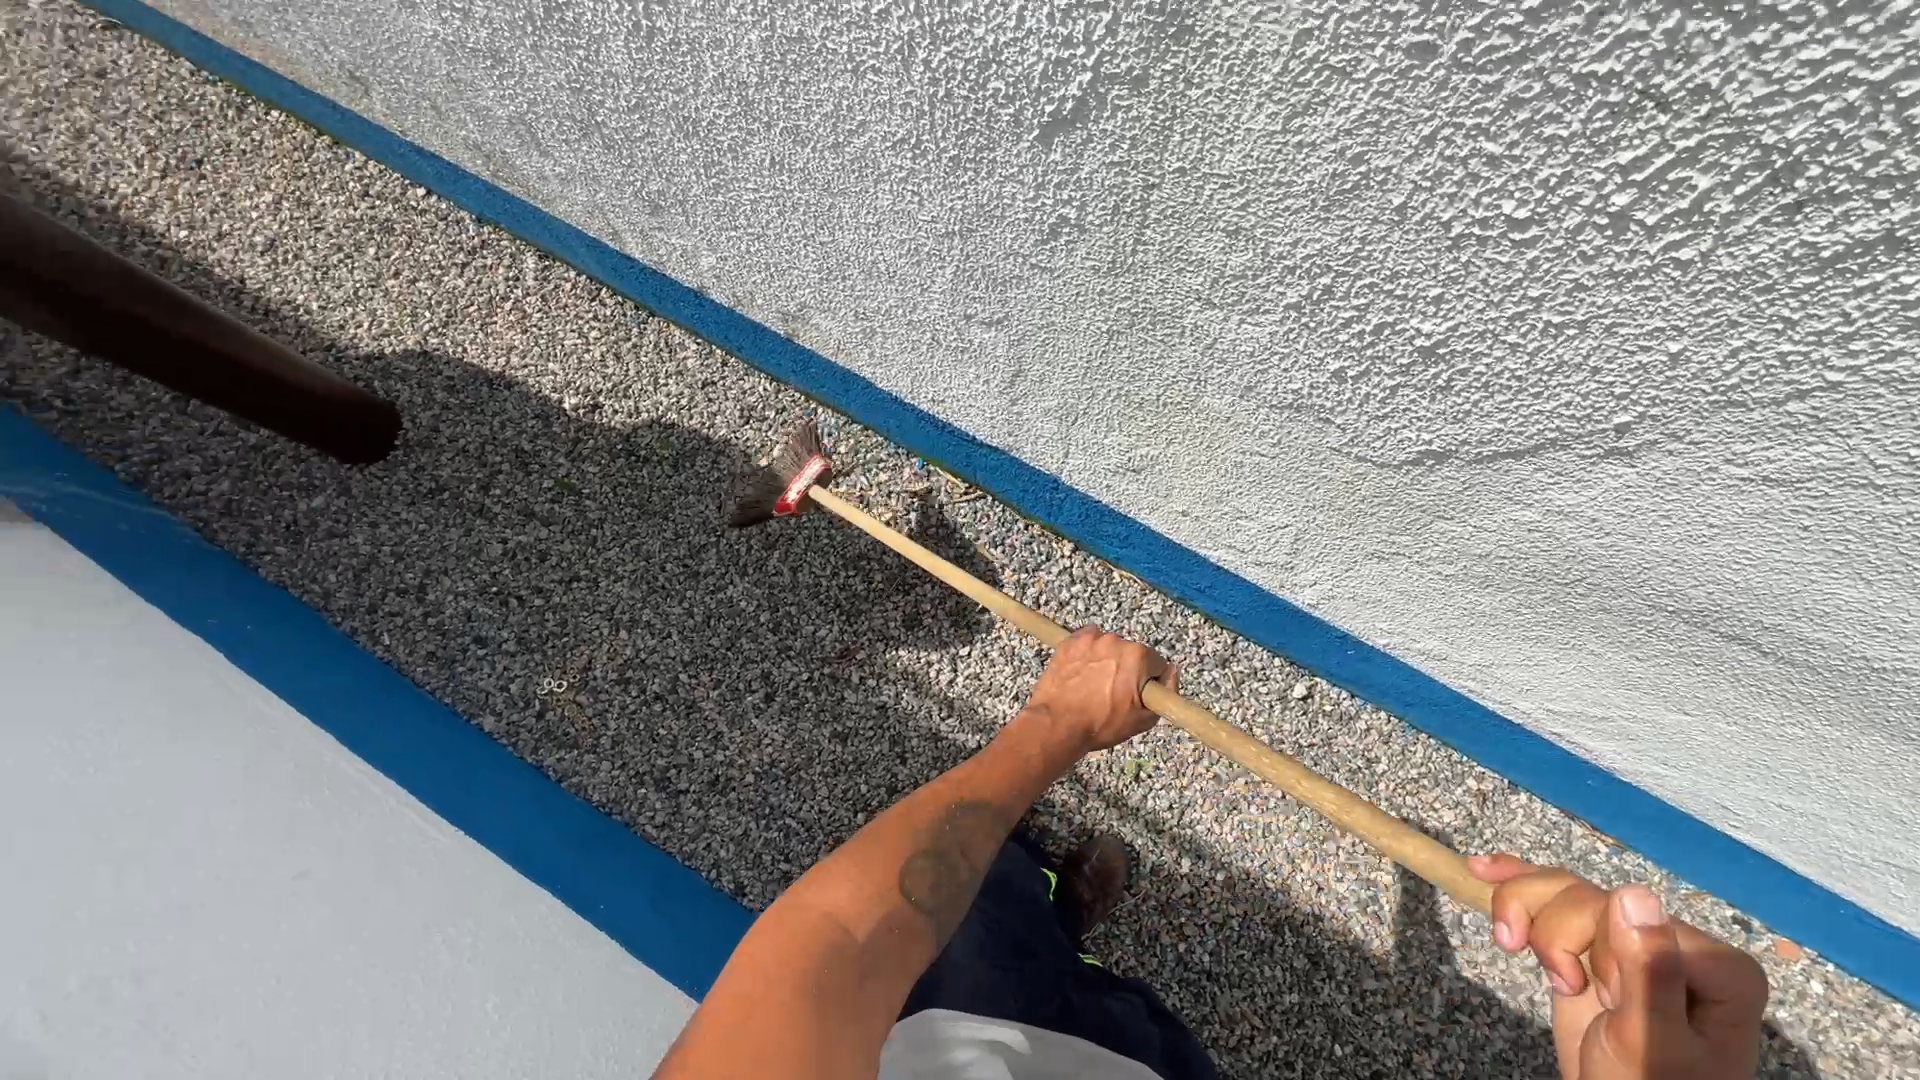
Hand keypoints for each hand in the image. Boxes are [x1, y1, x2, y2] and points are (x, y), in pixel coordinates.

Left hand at [1020, 625, 1171, 753]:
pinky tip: (1082, 671)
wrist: (1058, 723)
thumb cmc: (1101, 723)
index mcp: (1139, 656)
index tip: (1136, 695)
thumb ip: (1166, 692)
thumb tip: (1172, 671)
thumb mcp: (1144, 718)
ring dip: (1106, 660)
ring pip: (1108, 647)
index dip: (1149, 682)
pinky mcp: (1070, 642)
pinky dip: (1087, 652)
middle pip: (1131, 654)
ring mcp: (1091, 640)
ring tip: (1093, 685)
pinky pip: (1086, 641)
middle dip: (1126, 670)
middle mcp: (1116, 641)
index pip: (1156, 664)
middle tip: (1113, 694)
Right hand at [1469, 854, 1769, 1079]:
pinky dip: (1513, 879)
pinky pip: (1551, 893)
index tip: (1604, 1001)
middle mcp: (1678, 941)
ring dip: (1520, 911)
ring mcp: (1630, 938)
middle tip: (1564, 987)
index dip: (1599, 950)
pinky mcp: (1591, 941)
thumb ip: (1648, 971)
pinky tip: (1482, 870)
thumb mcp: (1648, 1040)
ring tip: (1511, 947)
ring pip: (1559, 888)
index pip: (1630, 915)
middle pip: (1587, 898)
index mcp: (1715, 964)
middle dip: (1554, 937)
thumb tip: (1634, 893)